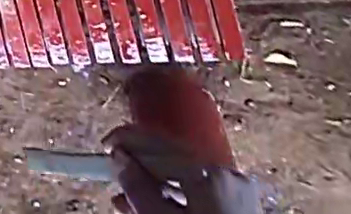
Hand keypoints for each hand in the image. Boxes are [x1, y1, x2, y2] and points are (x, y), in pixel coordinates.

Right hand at [104, 127, 262, 213]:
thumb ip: (139, 190)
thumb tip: (118, 159)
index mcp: (207, 173)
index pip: (157, 144)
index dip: (127, 142)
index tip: (105, 147)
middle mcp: (226, 173)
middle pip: (171, 156)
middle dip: (140, 164)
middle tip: (113, 171)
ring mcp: (240, 192)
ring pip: (185, 175)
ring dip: (155, 183)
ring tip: (128, 197)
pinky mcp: (245, 208)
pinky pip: (202, 192)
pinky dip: (178, 197)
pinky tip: (158, 206)